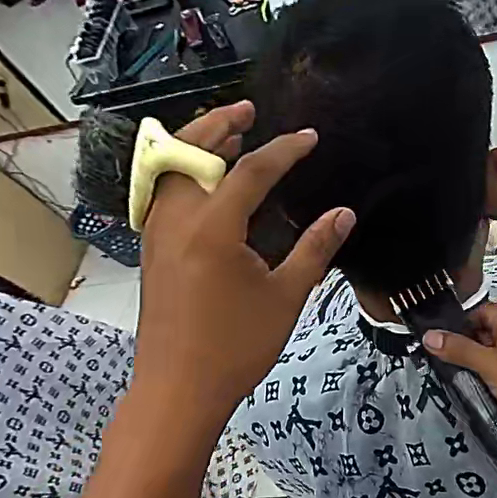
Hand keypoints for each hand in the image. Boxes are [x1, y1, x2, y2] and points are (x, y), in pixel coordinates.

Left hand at [132, 101, 353, 428]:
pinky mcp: (152, 250)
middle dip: (219, 124)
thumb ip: (315, 249)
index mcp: (211, 228)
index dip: (283, 151)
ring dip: (196, 144)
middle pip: (189, 153)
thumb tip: (344, 213)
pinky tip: (203, 181)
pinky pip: (161, 191)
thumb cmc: (238, 345)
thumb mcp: (287, 296)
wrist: (179, 387)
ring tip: (226, 133)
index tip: (309, 138)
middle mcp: (175, 220)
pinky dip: (182, 170)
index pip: (249, 171)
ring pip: (168, 169)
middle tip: (249, 110)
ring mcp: (156, 234)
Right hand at [422, 303, 496, 434]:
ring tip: (474, 382)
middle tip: (454, 369)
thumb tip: (431, 336)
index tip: (442, 346)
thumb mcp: (490, 367)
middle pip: (489, 331)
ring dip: (487, 364)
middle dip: (471, 348)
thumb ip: (460, 350)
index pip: (478, 312)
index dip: (458, 327)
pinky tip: (496, 391)